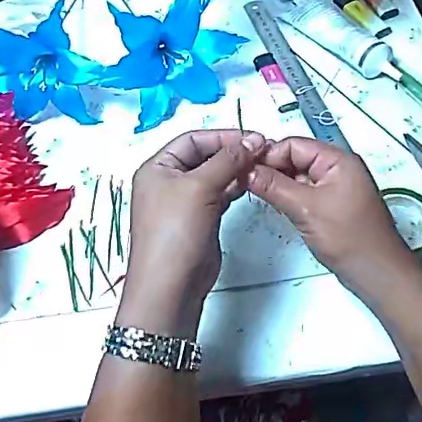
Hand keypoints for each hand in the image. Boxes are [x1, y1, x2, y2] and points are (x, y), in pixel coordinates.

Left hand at [119, 129, 264, 336]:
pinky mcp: (202, 217)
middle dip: (234, 151)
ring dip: (238, 168)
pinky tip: (253, 182)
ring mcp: (186, 201)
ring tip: (263, 165)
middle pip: (206, 155)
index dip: (223, 136)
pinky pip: (222, 192)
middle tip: (263, 151)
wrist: (171, 286)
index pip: (193, 139)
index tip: (253, 138)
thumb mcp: (200, 187)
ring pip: (216, 174)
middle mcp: (169, 181)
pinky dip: (237, 186)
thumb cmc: (174, 233)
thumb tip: (252, 139)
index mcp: (157, 168)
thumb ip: (228, 160)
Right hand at [246, 137, 415, 293]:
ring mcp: (337, 187)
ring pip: (300, 176)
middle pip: (296, 158)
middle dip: (272, 169)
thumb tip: (247, 170)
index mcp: (338, 159)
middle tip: (245, 183)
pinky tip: (277, 206)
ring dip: (280, 183)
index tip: (245, 170)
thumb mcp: (305, 207)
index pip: (294, 144)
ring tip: (257, 195)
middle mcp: (339, 168)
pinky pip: (307, 192)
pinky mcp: (334, 205)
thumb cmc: (350, 237)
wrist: (376, 271)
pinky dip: (291, 196)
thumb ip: (274, 186)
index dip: (269, 155)